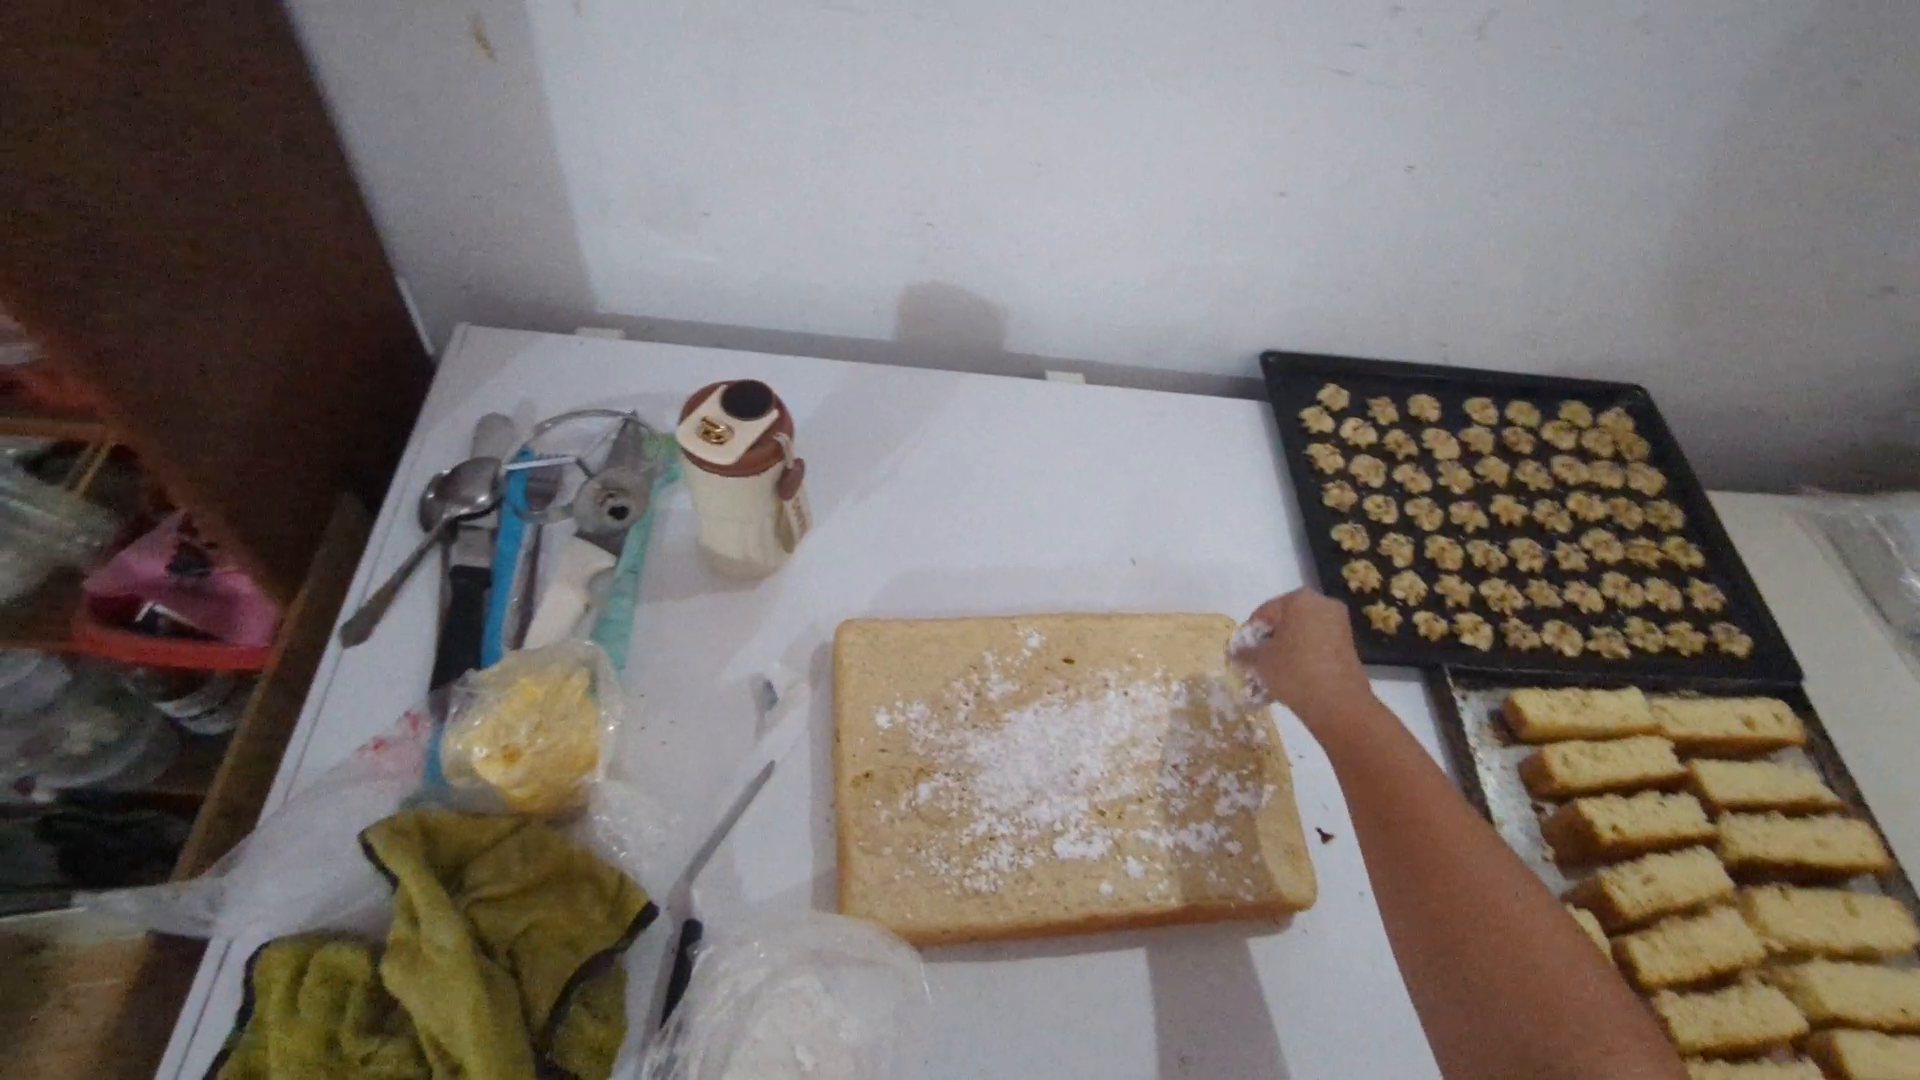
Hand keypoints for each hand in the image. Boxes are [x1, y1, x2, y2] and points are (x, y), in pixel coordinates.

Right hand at [1231, 589, 1375, 727]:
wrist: (1338, 703)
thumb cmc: (1294, 671)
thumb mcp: (1260, 660)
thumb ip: (1245, 652)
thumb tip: (1235, 652)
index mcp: (1299, 599)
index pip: (1263, 613)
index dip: (1248, 634)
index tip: (1241, 653)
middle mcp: (1322, 605)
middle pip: (1284, 623)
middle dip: (1268, 643)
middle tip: (1255, 663)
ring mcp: (1338, 625)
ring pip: (1299, 636)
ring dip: (1283, 652)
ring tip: (1270, 675)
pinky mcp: (1347, 646)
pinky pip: (1315, 647)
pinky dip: (1300, 658)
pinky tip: (1288, 679)